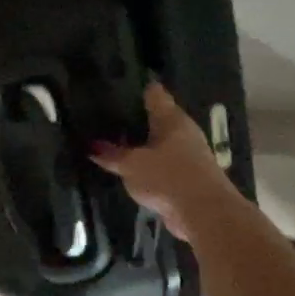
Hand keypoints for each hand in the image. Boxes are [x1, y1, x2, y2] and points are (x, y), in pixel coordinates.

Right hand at [90, 83, 239, 240]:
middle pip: (155, 118)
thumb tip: (91, 146)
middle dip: (131, 117)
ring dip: (137, 142)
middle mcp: (182, 133)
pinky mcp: (184, 176)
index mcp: (172, 120)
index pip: (153, 94)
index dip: (136, 87)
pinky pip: (158, 163)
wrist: (203, 213)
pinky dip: (143, 162)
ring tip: (108, 140)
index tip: (114, 82)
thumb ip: (110, 154)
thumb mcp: (131, 164)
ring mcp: (186, 155)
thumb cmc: (168, 177)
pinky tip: (123, 166)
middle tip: (102, 114)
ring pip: (156, 142)